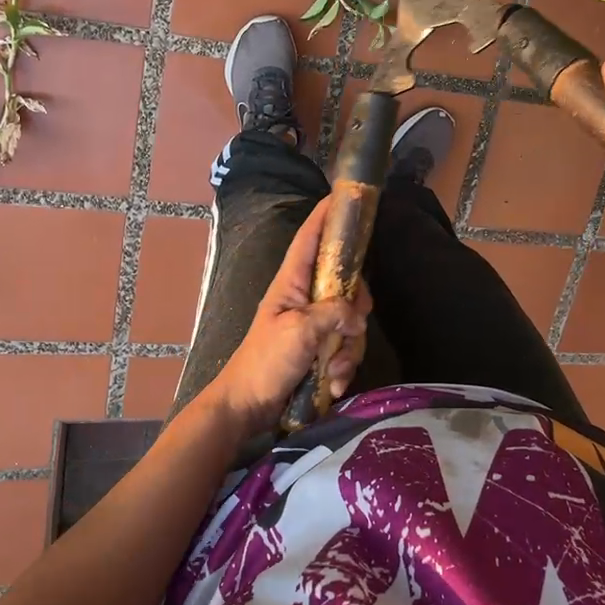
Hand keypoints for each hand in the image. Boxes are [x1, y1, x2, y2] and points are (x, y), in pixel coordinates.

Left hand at [198, 197, 370, 439]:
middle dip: (356, 307)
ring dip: (348, 348)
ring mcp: (314, 324)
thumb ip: (332, 314)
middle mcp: (306, 298)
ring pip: (351, 321)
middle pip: (346, 283)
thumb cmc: (264, 362)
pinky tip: (334, 382)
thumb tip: (357, 317)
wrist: (247, 408)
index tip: (343, 196)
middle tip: (354, 325)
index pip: (309, 239)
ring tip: (334, 369)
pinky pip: (346, 347)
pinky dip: (344, 366)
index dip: (325, 216)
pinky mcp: (320, 349)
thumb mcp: (299, 332)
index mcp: (292, 283)